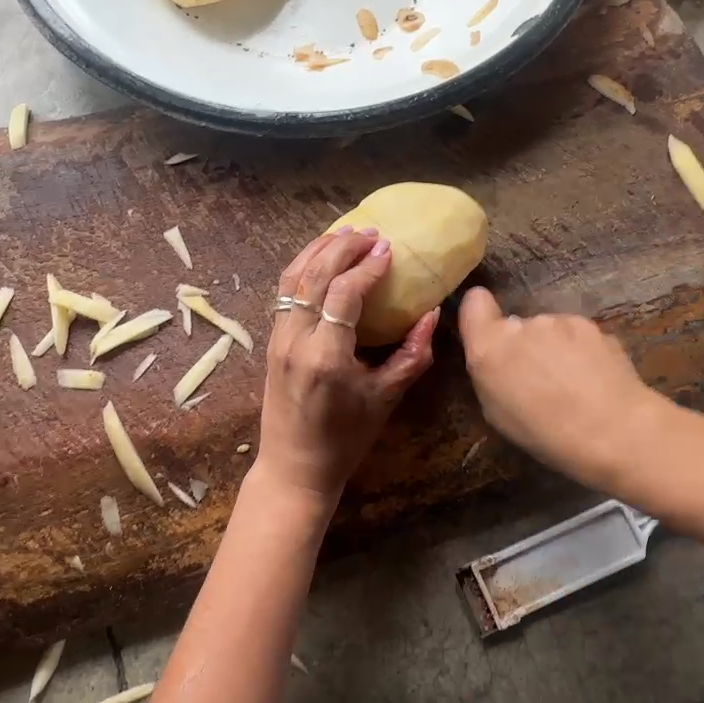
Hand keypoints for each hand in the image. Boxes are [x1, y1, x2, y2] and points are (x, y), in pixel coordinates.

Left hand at [252, 227, 437, 503]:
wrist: (293, 468)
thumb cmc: (345, 440)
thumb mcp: (385, 399)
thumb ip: (412, 355)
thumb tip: (432, 314)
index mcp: (326, 356)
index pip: (343, 294)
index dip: (366, 267)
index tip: (388, 249)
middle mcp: (296, 340)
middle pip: (314, 276)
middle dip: (342, 248)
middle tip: (370, 233)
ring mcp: (278, 338)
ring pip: (292, 277)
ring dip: (318, 250)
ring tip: (345, 233)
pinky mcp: (271, 340)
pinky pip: (284, 291)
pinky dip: (302, 266)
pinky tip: (321, 257)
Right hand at [459, 287, 666, 489]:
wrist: (614, 432)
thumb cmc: (546, 434)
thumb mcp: (498, 414)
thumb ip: (491, 374)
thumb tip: (498, 359)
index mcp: (489, 347)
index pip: (474, 302)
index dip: (481, 316)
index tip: (491, 336)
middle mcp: (520, 325)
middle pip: (515, 325)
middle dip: (523, 345)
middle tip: (540, 379)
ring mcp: (558, 321)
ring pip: (548, 330)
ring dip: (554, 348)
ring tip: (573, 384)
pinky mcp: (591, 325)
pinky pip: (576, 336)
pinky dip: (581, 352)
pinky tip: (595, 380)